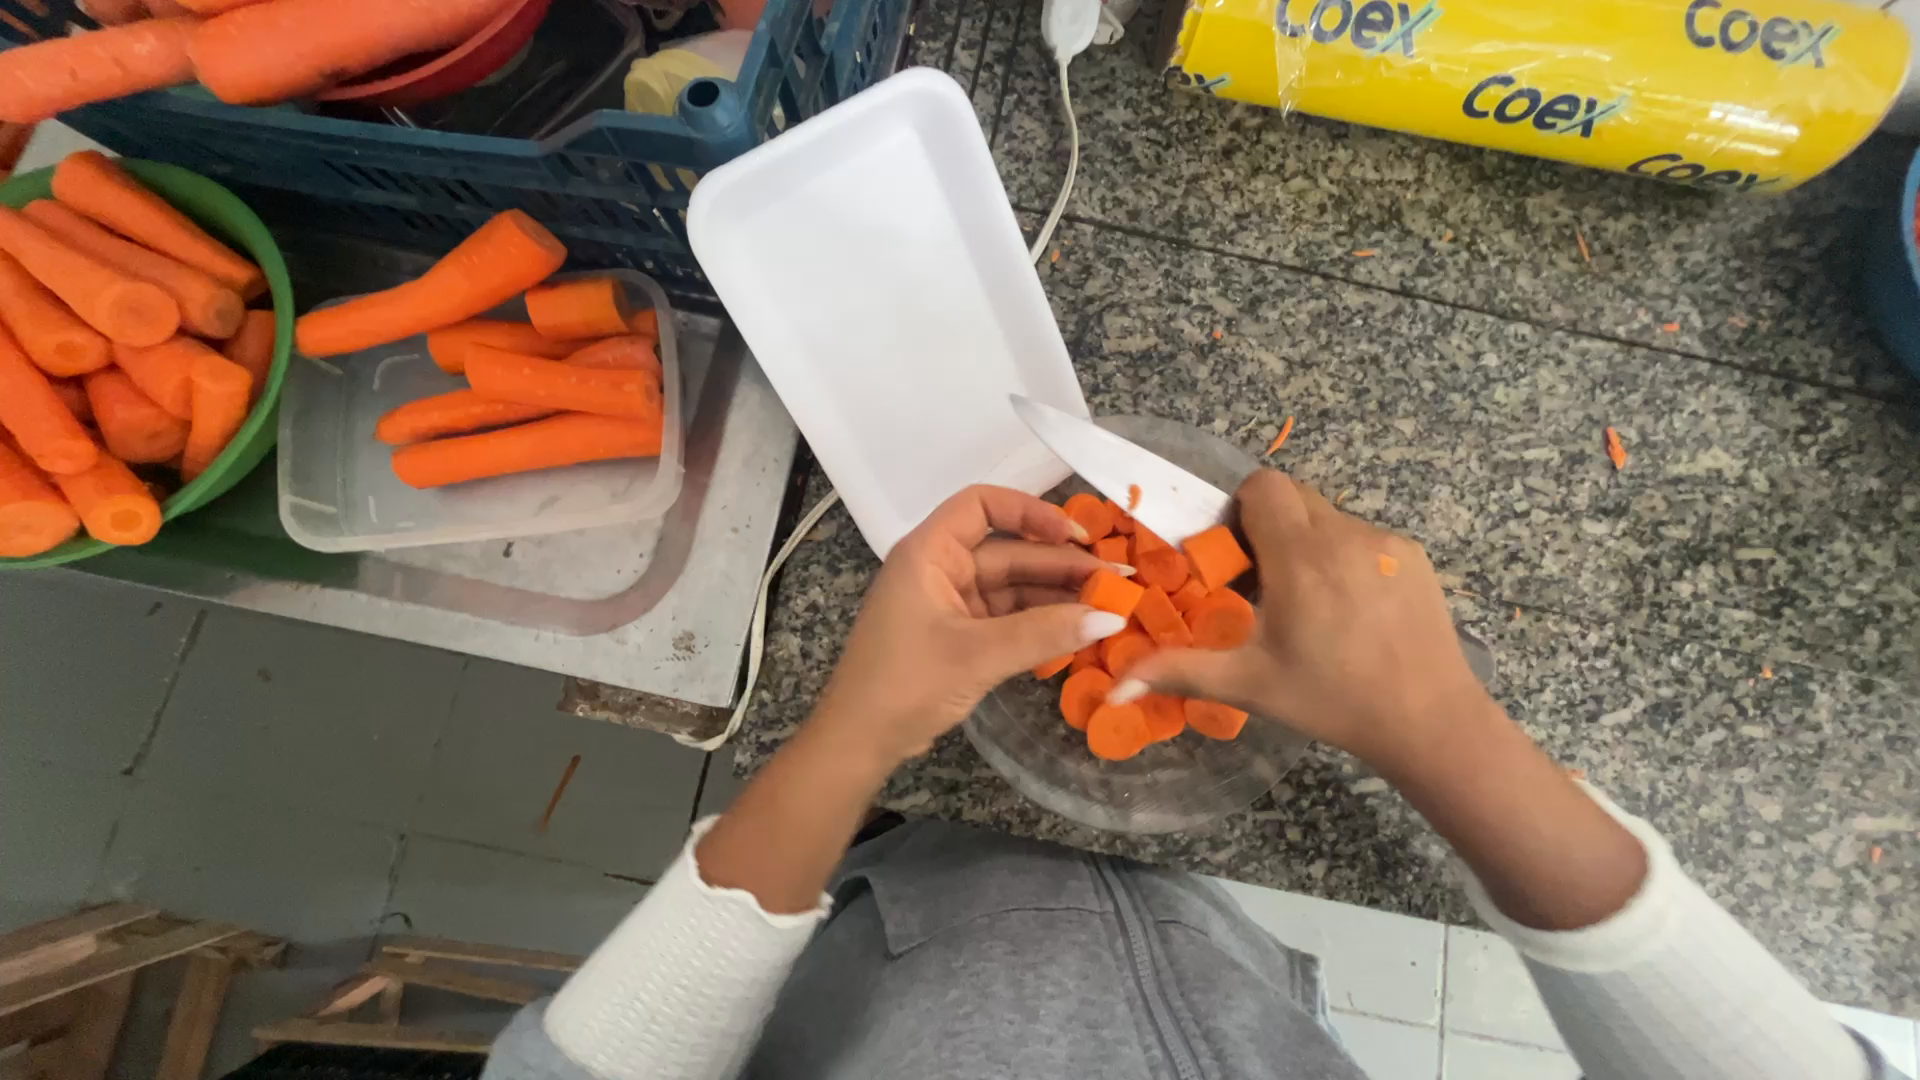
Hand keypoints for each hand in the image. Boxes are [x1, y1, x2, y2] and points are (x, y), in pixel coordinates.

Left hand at [810, 485, 1131, 766]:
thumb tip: (1111, 618)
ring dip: (1055, 595)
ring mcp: (948, 602)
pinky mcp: (957, 634)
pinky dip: (1038, 622)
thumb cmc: (905, 683)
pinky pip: (1006, 616)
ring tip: (1108, 605)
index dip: (1030, 511)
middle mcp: (939, 568)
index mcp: (929, 553)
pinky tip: (1076, 629)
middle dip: (1059, 564)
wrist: (859, 741)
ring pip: (1011, 586)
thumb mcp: (977, 655)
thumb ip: (1044, 633)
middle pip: (1008, 550)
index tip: (1076, 535)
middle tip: (1115, 581)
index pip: (981, 505)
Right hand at [1116, 470, 1496, 772]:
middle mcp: (1345, 536)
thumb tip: (1117, 686)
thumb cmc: (1331, 700)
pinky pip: (1360, 533)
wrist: (1431, 722)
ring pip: (1326, 514)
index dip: (1238, 508)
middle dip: (1267, 524)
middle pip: (1292, 495)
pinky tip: (1347, 605)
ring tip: (1307, 598)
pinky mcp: (1414, 555)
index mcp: (1300, 559)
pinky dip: (1340, 555)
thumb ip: (1178, 671)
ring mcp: (1386, 542)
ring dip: (1304, 540)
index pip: (1263, 486)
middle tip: (1261, 577)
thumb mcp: (1248, 684)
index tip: (1232, 552)